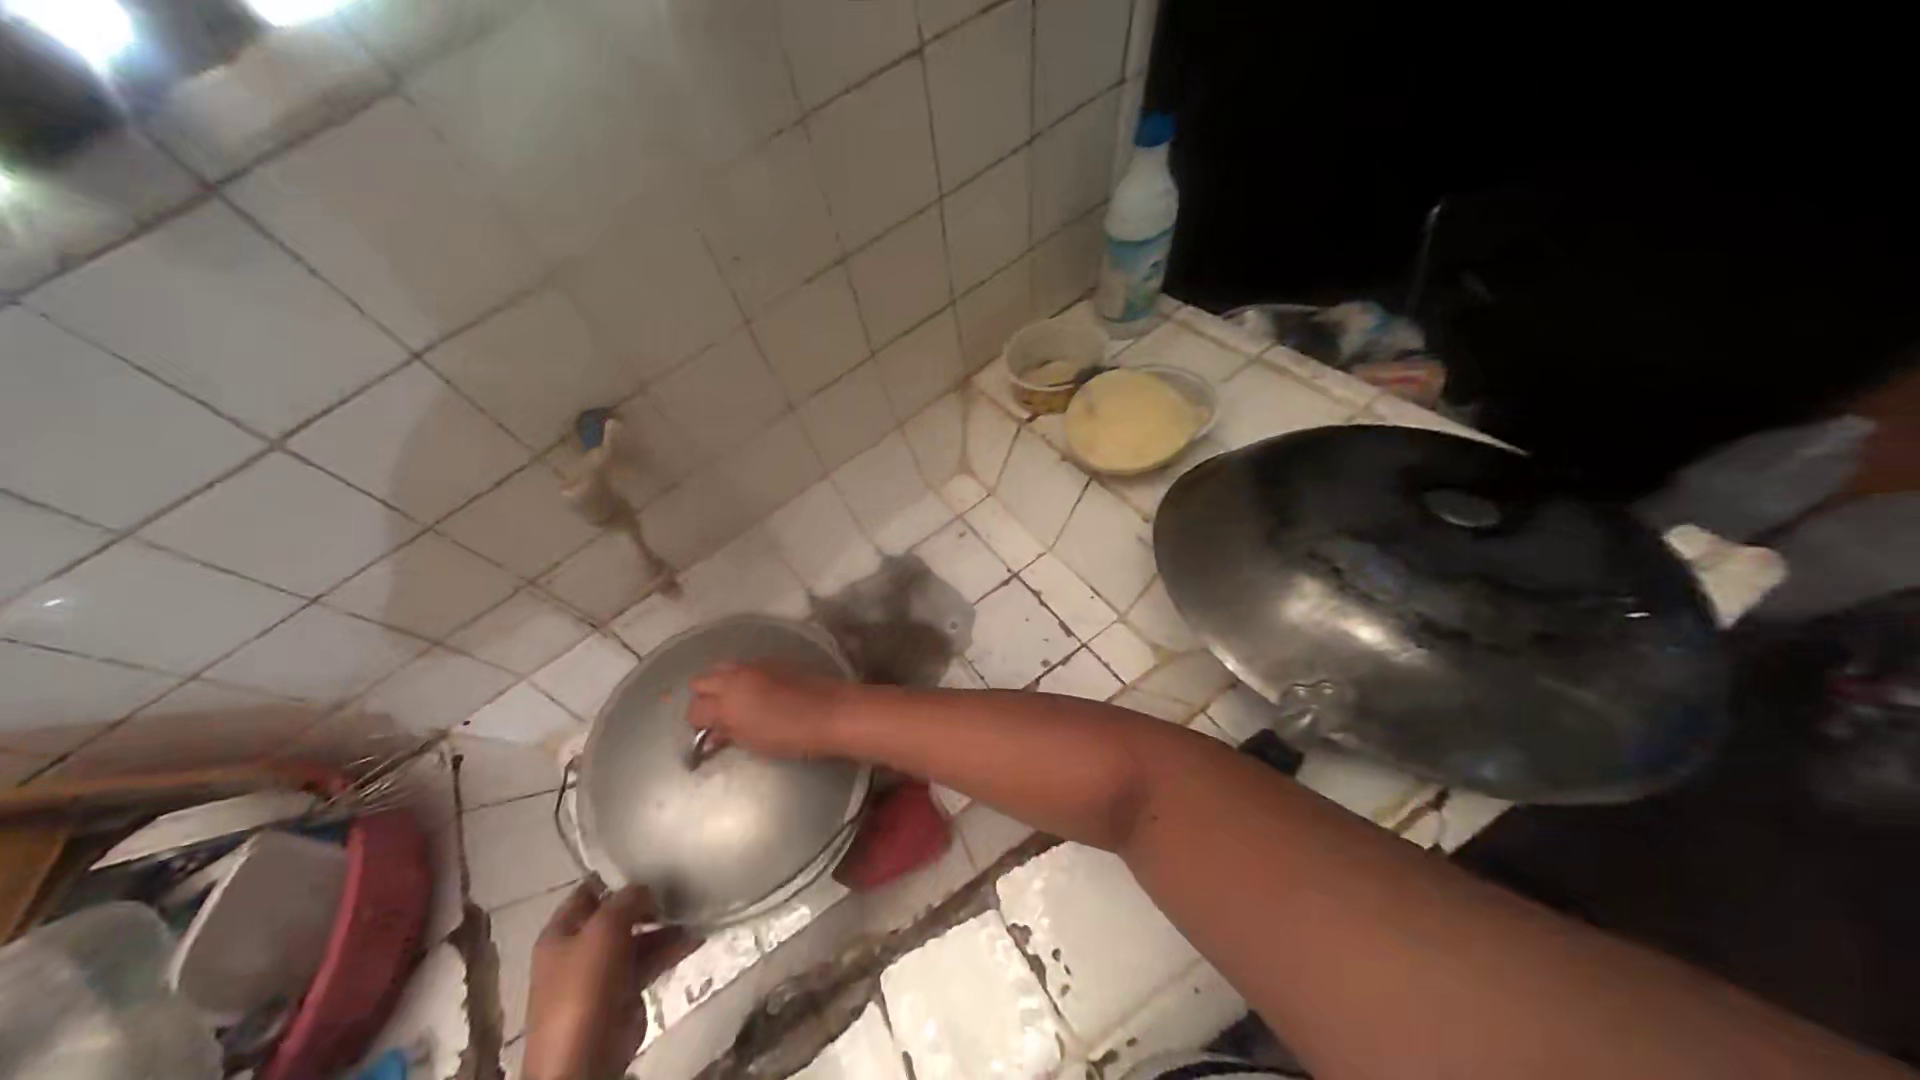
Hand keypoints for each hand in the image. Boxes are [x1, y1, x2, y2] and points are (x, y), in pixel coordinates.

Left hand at [522, 883, 695, 1079]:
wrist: (584, 1058)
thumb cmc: (584, 986)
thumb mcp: (603, 930)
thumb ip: (626, 900)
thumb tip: (645, 889)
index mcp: (561, 933)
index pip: (589, 892)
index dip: (615, 876)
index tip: (650, 860)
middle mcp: (581, 949)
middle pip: (618, 915)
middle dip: (648, 902)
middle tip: (680, 885)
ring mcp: (603, 972)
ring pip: (639, 937)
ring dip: (665, 925)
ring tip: (695, 911)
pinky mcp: (625, 992)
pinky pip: (651, 961)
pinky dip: (672, 949)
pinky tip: (696, 937)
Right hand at [685, 662, 847, 758]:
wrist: (832, 712)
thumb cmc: (792, 736)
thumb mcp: (754, 742)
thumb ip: (729, 734)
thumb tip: (714, 734)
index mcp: (726, 702)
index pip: (694, 709)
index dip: (697, 723)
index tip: (707, 733)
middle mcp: (735, 678)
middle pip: (701, 681)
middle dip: (704, 697)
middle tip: (718, 714)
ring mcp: (754, 665)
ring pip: (722, 667)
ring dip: (722, 682)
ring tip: (736, 700)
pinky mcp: (773, 659)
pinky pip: (747, 665)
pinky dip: (744, 676)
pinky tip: (759, 690)